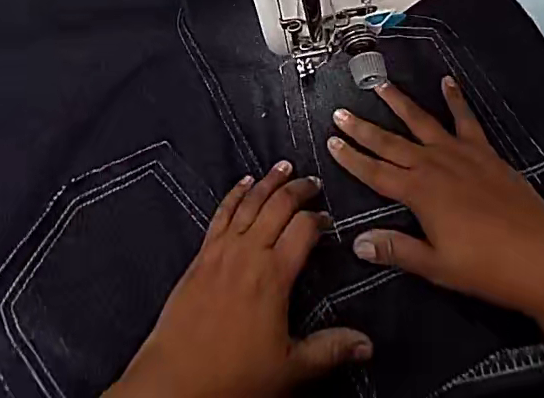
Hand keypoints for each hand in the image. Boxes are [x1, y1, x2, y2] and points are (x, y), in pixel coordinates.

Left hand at [105, 161, 372, 397]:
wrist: (176, 382)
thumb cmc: (234, 377)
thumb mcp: (290, 369)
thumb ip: (329, 350)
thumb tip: (367, 344)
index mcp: (273, 274)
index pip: (304, 229)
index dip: (319, 219)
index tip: (328, 220)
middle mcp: (249, 252)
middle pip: (278, 205)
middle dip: (299, 189)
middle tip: (313, 182)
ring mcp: (222, 249)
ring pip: (250, 202)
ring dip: (269, 181)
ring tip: (284, 167)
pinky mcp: (202, 254)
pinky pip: (222, 213)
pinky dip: (235, 194)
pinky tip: (244, 183)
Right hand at [325, 78, 543, 315]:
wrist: (543, 256)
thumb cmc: (487, 267)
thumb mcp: (437, 266)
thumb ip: (396, 249)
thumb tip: (358, 242)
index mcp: (419, 192)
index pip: (375, 171)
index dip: (351, 157)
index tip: (332, 141)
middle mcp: (434, 165)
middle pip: (390, 142)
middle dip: (363, 127)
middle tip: (341, 111)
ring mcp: (460, 154)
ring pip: (421, 122)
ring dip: (399, 104)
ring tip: (381, 86)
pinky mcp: (484, 152)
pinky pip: (465, 120)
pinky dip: (456, 100)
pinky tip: (448, 83)